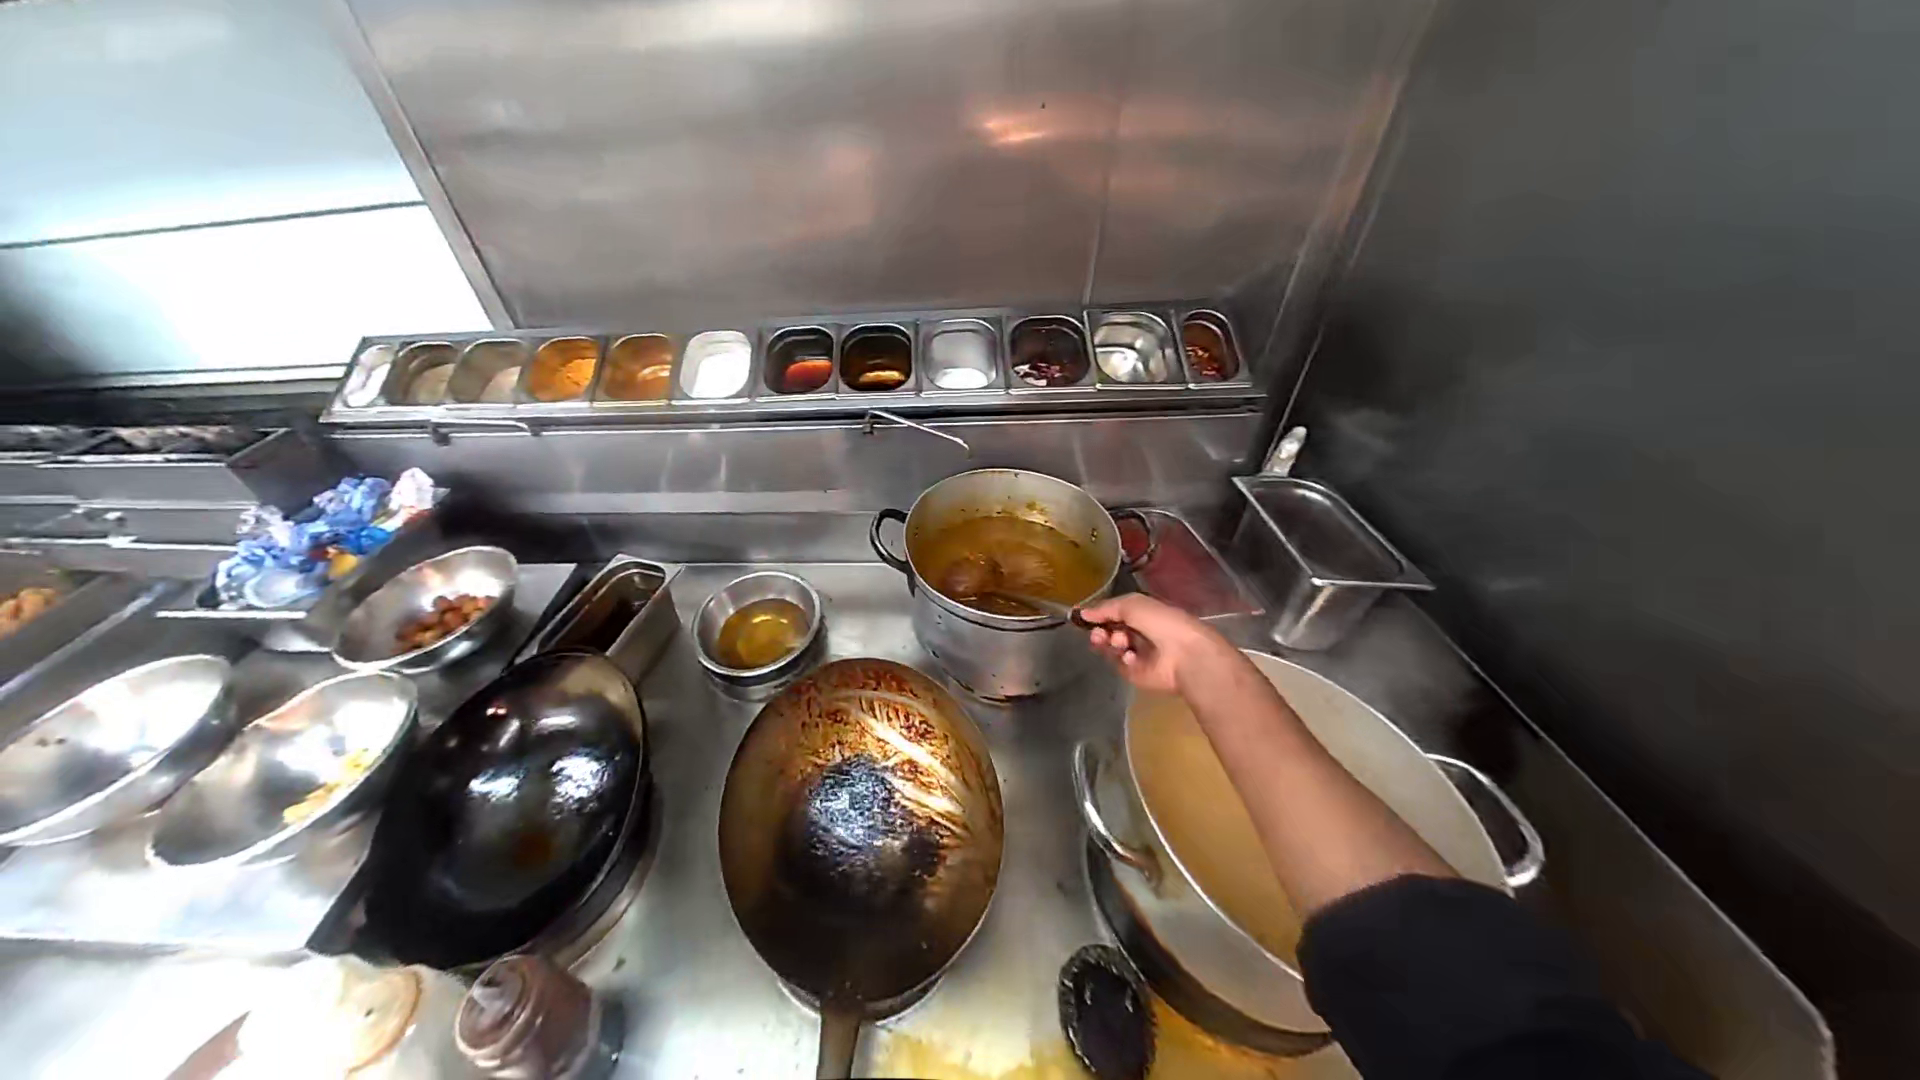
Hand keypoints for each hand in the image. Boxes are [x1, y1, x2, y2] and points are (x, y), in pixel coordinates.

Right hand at [1078, 593, 1238, 694]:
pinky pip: (1118, 664)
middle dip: (1100, 630)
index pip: (1114, 612)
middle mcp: (1139, 632)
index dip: (1098, 613)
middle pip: (1108, 630)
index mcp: (1143, 613)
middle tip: (1099, 633)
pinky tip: (1131, 656)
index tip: (1080, 615)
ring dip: (1108, 642)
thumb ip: (1105, 607)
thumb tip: (1082, 613)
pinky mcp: (1135, 673)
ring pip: (1110, 647)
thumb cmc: (1162, 623)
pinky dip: (1122, 658)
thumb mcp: (1133, 604)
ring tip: (1117, 641)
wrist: (1185, 655)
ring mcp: (1137, 653)